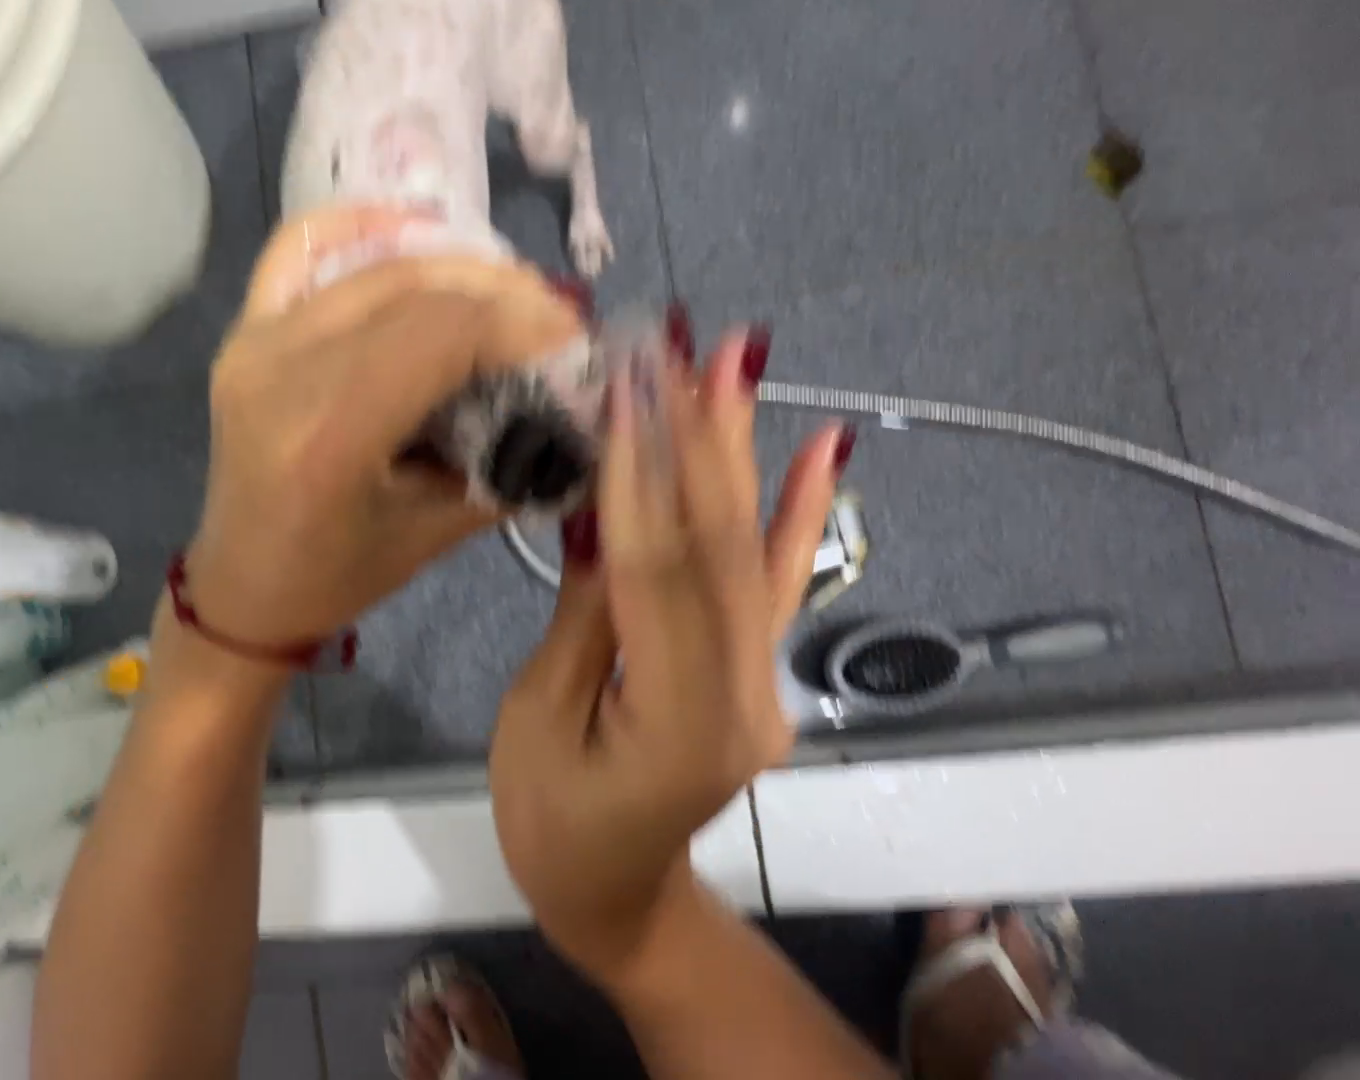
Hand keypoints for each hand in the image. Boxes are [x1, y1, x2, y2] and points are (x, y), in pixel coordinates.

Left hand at [176, 205, 582, 660]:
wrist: (244, 588)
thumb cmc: (337, 578)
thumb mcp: (435, 532)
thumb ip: (507, 460)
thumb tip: (573, 398)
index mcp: (327, 437)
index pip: (440, 334)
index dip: (520, 321)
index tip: (574, 337)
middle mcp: (280, 372)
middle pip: (412, 287)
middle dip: (500, 290)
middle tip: (552, 315)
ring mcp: (252, 342)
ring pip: (372, 264)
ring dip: (453, 263)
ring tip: (504, 291)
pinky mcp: (244, 332)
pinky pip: (302, 247)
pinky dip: (366, 227)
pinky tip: (419, 239)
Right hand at [489, 326, 849, 984]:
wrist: (615, 895)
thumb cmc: (549, 823)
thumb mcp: (536, 723)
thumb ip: (582, 619)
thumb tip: (600, 514)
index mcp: (674, 719)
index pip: (656, 570)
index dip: (637, 474)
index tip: (627, 384)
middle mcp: (743, 694)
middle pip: (716, 545)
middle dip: (694, 435)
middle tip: (682, 343)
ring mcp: (763, 682)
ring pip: (749, 550)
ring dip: (740, 448)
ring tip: (739, 360)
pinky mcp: (758, 671)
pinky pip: (779, 584)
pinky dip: (800, 512)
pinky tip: (822, 448)